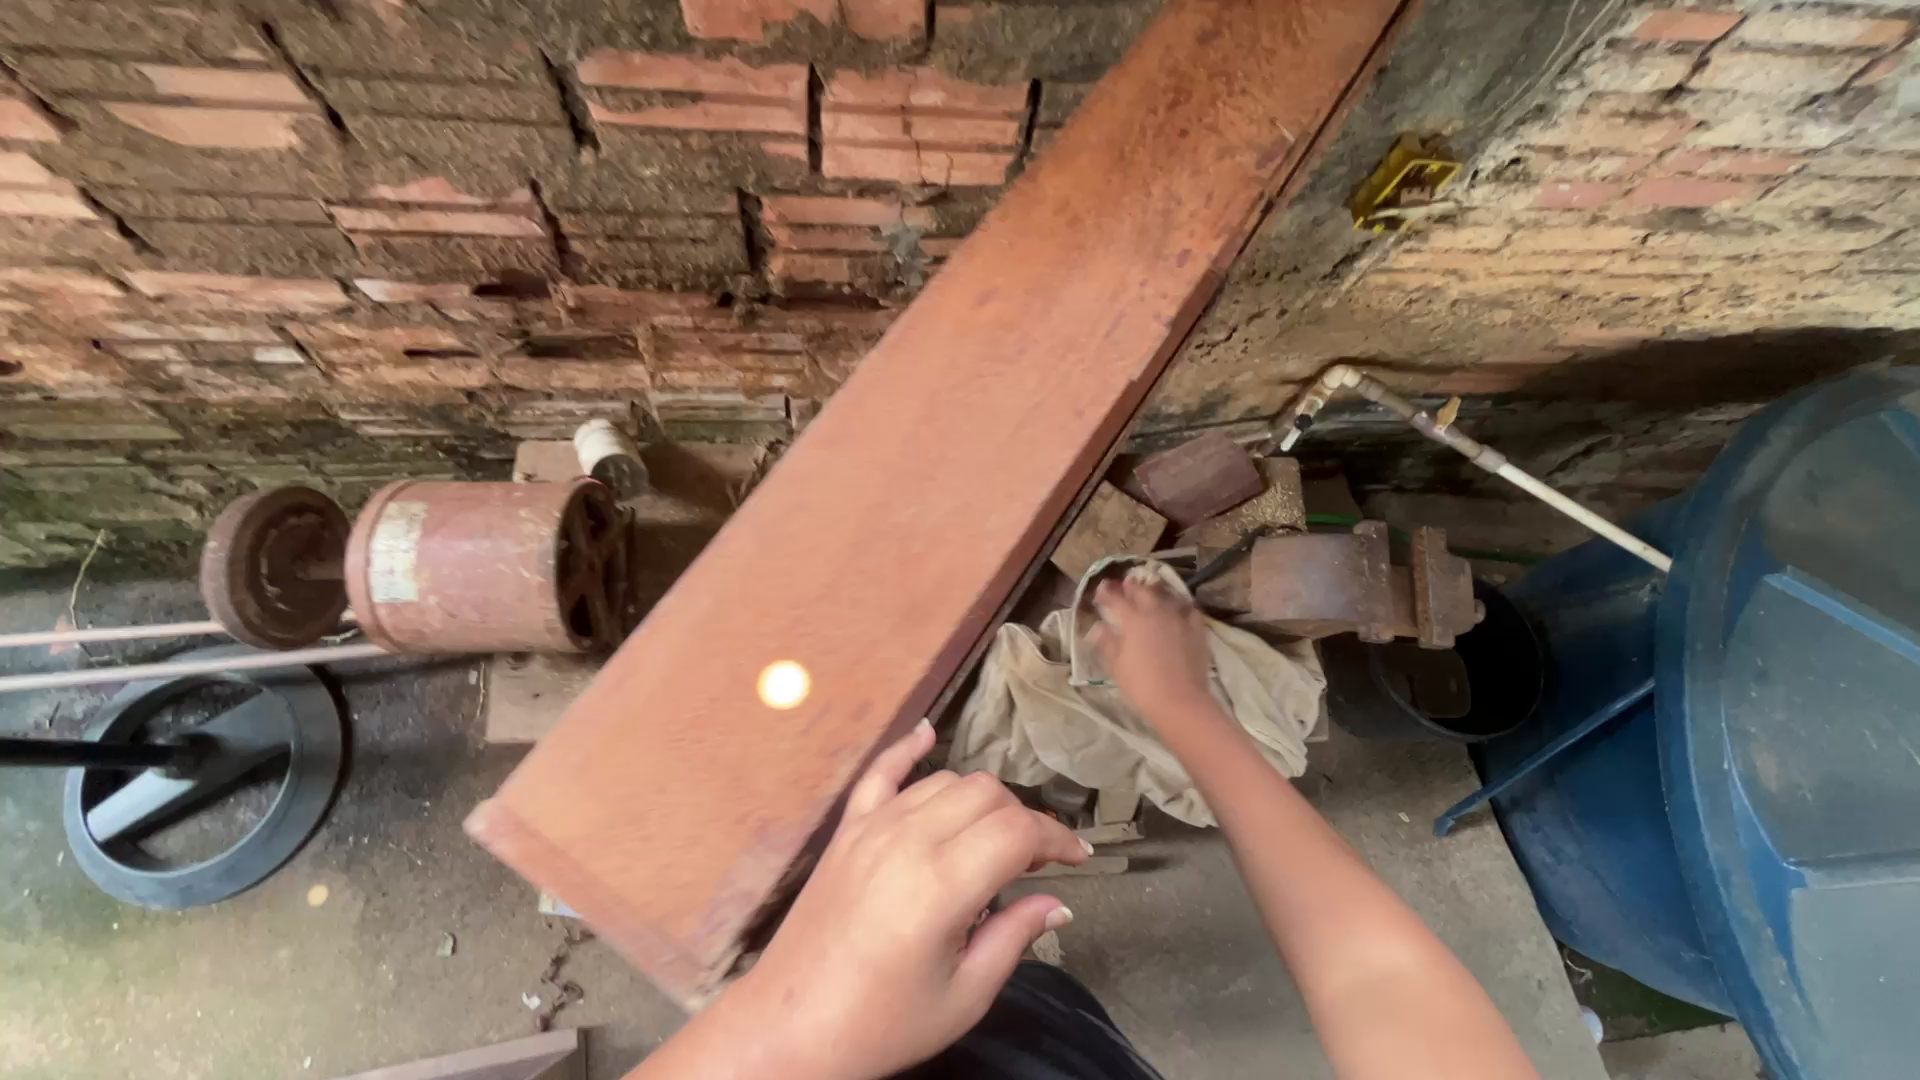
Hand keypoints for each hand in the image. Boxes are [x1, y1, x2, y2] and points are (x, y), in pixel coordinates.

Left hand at [719, 719, 1087, 1079]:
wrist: (789, 1028)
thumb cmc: (882, 1024)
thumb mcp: (964, 997)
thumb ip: (1015, 938)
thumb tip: (1059, 903)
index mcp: (942, 884)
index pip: (1017, 830)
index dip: (1056, 839)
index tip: (1077, 858)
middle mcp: (908, 839)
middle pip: (986, 795)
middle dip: (1022, 820)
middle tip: (1033, 862)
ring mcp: (872, 826)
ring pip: (945, 782)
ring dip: (981, 801)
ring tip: (993, 839)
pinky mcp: (847, 829)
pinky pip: (881, 772)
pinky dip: (907, 749)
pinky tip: (928, 733)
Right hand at [1088, 575, 1216, 717]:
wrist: (1180, 700)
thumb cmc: (1141, 685)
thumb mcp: (1116, 666)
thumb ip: (1107, 643)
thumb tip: (1098, 627)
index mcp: (1133, 620)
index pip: (1117, 599)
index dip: (1107, 592)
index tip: (1101, 588)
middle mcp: (1156, 613)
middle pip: (1143, 592)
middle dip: (1132, 586)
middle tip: (1126, 583)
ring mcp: (1179, 620)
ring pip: (1167, 596)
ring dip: (1156, 591)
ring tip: (1152, 589)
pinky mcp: (1196, 630)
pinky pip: (1189, 610)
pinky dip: (1181, 606)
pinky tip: (1179, 609)